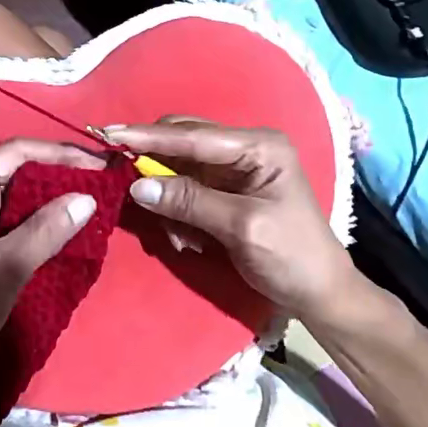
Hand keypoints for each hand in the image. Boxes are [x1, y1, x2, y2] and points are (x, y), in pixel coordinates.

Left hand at [0, 31, 102, 383]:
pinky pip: (11, 196)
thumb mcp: (4, 272)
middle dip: (50, 151)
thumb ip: (45, 231)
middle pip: (4, 152)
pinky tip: (68, 201)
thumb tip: (86, 197)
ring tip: (90, 178)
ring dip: (48, 172)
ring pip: (11, 174)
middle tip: (97, 164)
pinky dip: (39, 193)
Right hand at [106, 118, 362, 320]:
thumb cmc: (292, 255)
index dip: (149, 136)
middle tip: (126, 186)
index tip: (109, 134)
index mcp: (259, 146)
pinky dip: (177, 212)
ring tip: (179, 237)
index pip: (193, 135)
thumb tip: (137, 185)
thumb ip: (190, 202)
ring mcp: (232, 168)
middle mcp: (243, 148)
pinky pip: (184, 190)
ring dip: (167, 198)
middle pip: (181, 141)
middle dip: (154, 167)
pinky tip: (188, 240)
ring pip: (178, 166)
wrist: (318, 292)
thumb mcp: (242, 228)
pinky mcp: (222, 189)